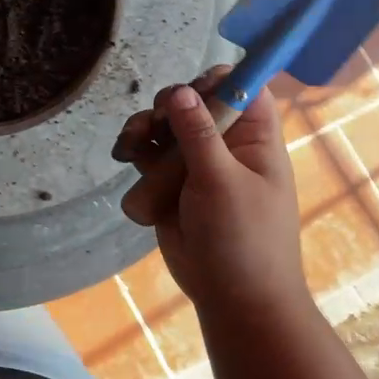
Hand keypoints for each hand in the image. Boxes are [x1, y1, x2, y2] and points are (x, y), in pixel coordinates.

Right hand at [113, 67, 309, 319]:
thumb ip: (198, 134)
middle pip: (193, 102)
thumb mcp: (221, 182)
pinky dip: (135, 151)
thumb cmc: (243, 238)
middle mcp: (226, 145)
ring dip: (144, 128)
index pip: (243, 90)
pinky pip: (148, 154)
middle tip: (156, 123)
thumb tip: (181, 90)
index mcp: (255, 141)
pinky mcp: (171, 183)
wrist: (232, 297)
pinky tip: (124, 157)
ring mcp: (197, 164)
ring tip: (130, 144)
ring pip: (165, 127)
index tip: (189, 89)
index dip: (217, 80)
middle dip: (168, 107)